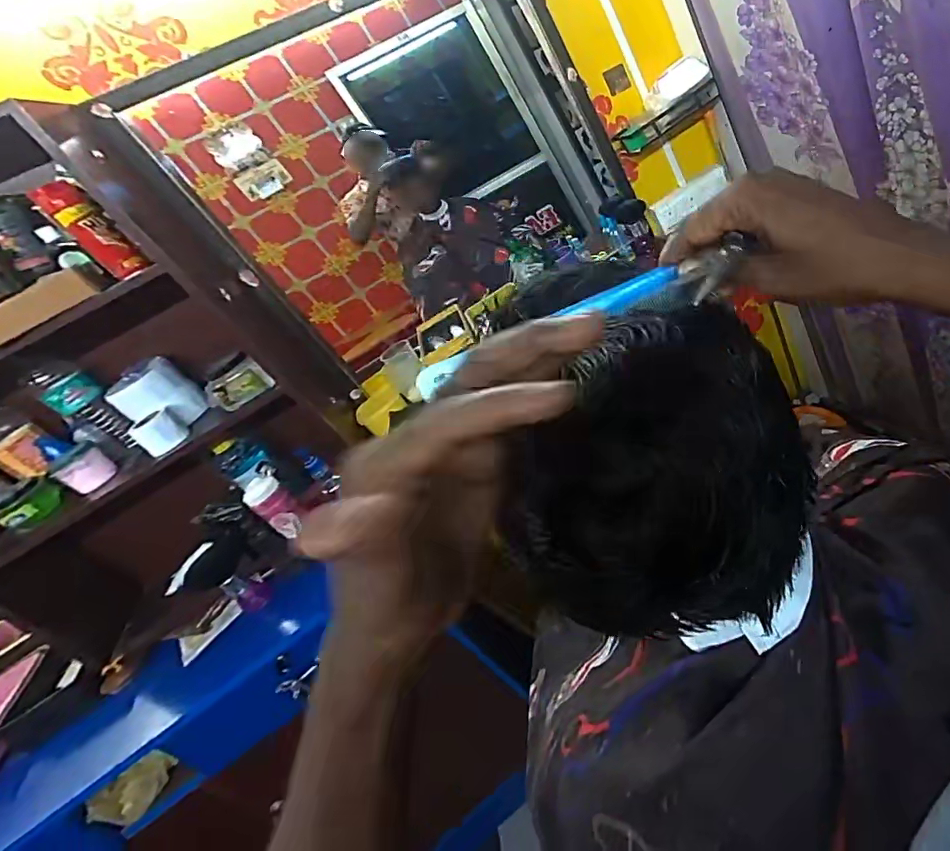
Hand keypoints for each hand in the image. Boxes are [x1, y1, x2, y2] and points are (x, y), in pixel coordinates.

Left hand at [295, 315, 601, 669]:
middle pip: (473, 375)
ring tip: (592, 327)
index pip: (451, 416)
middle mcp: (417, 435)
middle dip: (528, 345)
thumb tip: (357, 512)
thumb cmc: (376, 605)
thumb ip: (358, 542)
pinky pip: (510, 410)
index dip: (506, 403)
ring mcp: (449, 443)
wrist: (392, 627)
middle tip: (589, 322)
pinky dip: (542, 383)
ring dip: (541, 351)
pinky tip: (574, 368)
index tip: (564, 396)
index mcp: (388, 458)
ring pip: (494, 382)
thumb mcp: (367, 581)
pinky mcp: (475, 456)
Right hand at [662, 170, 949, 314]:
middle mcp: (758, 180)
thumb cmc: (834, 268)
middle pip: (712, 214)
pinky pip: (756, 210)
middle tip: (684, 275)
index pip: (697, 225)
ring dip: (720, 239)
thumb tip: (704, 276)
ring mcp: (781, 182)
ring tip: (709, 270)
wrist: (898, 254)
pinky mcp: (797, 192)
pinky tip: (742, 254)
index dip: (678, 252)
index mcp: (747, 197)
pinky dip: (743, 232)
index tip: (663, 275)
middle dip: (698, 245)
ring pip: (734, 211)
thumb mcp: (776, 279)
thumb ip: (732, 273)